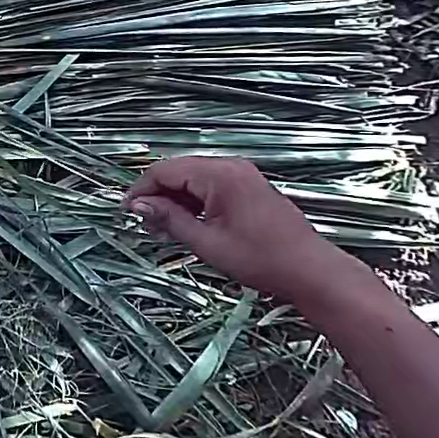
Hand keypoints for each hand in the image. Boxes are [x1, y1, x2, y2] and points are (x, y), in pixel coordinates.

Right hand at [125, 157, 343, 300]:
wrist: (311, 271)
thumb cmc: (261, 260)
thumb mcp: (207, 242)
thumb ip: (170, 219)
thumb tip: (139, 205)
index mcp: (220, 175)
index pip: (165, 170)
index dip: (142, 189)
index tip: (127, 210)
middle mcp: (230, 166)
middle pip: (178, 170)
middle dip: (157, 194)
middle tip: (143, 222)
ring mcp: (241, 174)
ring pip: (192, 177)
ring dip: (174, 198)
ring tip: (163, 227)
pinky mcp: (247, 185)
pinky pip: (209, 184)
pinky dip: (193, 200)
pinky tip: (186, 222)